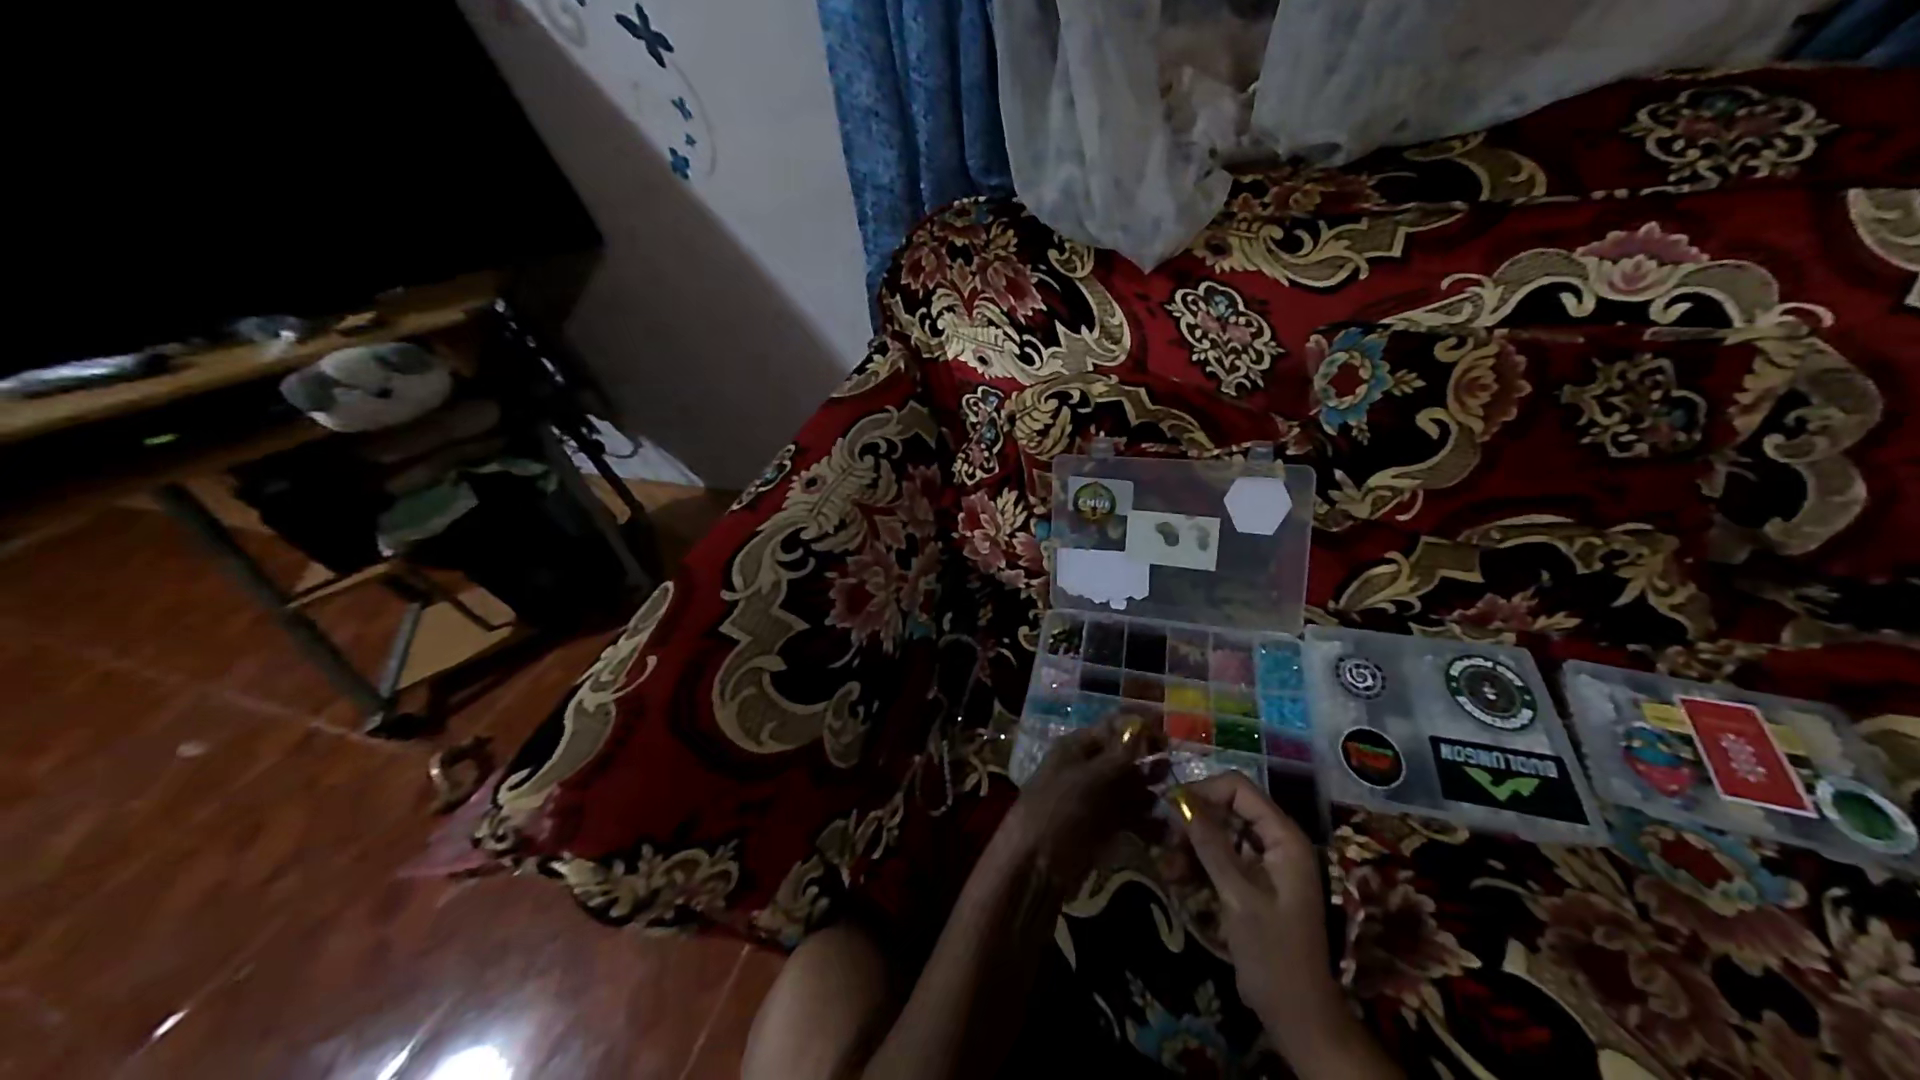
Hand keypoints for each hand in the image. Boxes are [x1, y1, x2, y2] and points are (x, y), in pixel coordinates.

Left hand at [998, 714, 1164, 894]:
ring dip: (1153, 792)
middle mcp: (1088, 768)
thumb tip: (1142, 725)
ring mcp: (1098, 798)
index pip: (1113, 728)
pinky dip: (1150, 823)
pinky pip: (1133, 818)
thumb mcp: (1086, 779)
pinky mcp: (1105, 827)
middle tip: (1173, 769)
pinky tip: (1167, 831)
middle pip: (1126, 758)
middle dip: (1150, 761)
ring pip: (1133, 788)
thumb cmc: (1056, 811)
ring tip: (1173, 798)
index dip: (1140, 728)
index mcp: (1076, 748)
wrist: (1034, 866)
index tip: (1168, 736)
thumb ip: (1117, 756)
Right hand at [1174, 773, 1344, 1053]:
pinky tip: (1178, 880)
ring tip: (1167, 869)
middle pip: (1227, 808)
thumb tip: (1181, 800)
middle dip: (1193, 821)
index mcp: (1284, 838)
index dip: (1203, 792)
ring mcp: (1264, 862)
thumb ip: (1211, 845)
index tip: (1171, 811)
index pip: (1239, 789)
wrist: (1296, 1012)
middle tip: (1165, 843)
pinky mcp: (1252, 882)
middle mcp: (1276, 842)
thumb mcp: (1237, 895)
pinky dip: (1198, 864)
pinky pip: (1220, 857)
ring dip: (1191, 846)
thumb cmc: (1273, 952)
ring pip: (1220, 833)